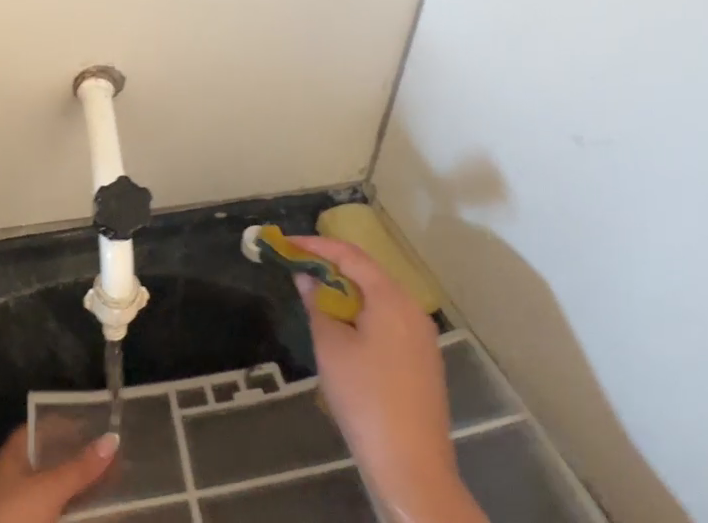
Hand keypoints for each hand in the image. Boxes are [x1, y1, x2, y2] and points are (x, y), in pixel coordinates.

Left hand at [0, 424, 117, 522]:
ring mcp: (20, 503)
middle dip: (78, 457)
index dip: (65, 424)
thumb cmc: (14, 516)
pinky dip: (74, 509)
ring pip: (55, 488)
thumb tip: (113, 438)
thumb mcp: (50, 490)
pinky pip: (55, 511)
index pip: (39, 428)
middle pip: (50, 459)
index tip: (94, 425)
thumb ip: (80, 467)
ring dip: (79, 485)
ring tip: (111, 480)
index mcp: (13, 455)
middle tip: (112, 454)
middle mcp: (15, 475)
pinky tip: (95, 510)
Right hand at [288, 235, 484, 522]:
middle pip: (368, 273)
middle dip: (330, 267)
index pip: (351, 255)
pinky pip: (387, 320)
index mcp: (391, 299)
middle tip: (295, 267)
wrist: (411, 464)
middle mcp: (412, 309)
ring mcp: (421, 336)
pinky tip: (341, 328)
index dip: (316, 245)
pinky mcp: (422, 359)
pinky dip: (361, 313)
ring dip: (345, 291)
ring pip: (378, 298)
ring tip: (312, 295)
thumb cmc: (365, 397)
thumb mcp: (330, 346)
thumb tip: (306, 277)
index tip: (285, 243)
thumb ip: (317, 304)